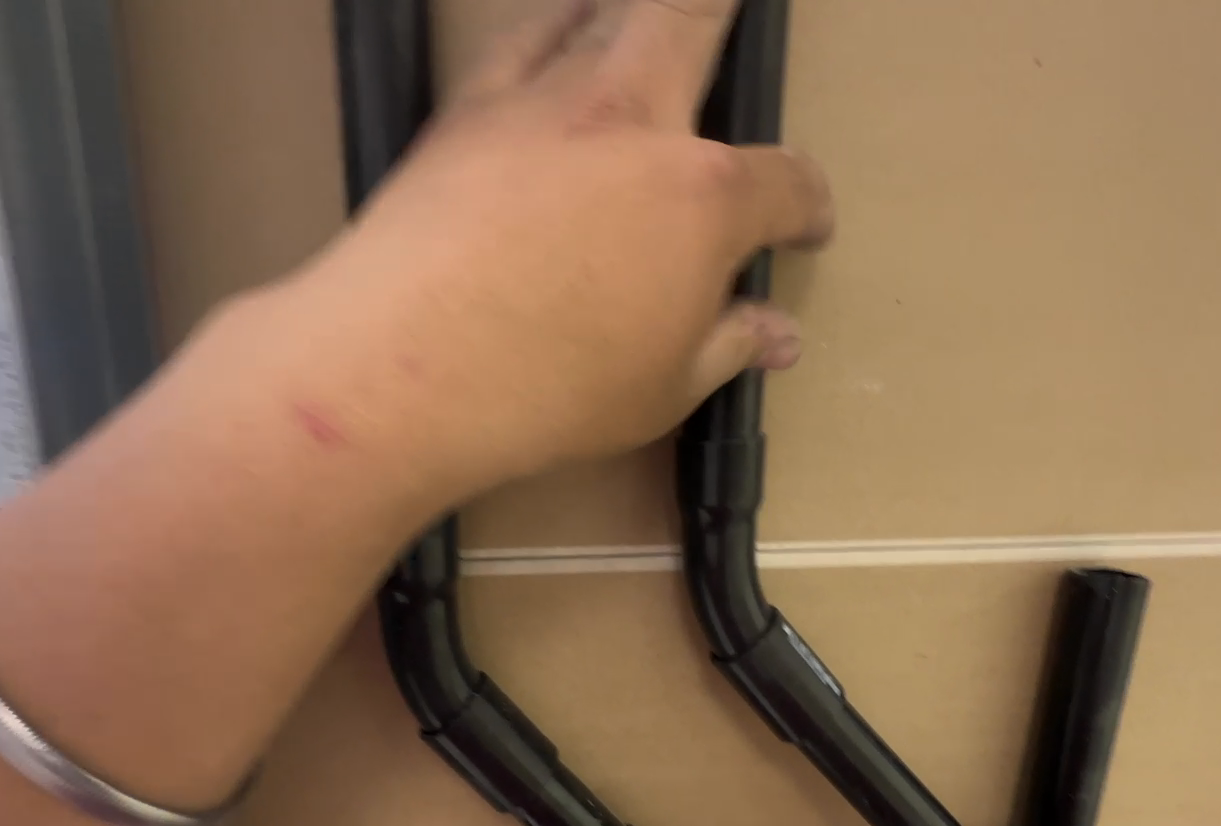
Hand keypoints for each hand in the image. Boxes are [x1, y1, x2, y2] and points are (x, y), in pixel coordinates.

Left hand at [257, 0, 832, 491]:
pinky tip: (551, 49)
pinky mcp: (469, 110)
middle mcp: (635, 124)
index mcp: (705, 201)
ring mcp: (549, 104)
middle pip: (697, 19)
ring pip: (604, 12)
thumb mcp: (664, 391)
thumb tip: (780, 336)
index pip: (787, 183)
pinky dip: (548, 33)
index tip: (807, 226)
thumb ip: (729, 348)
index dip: (808, 205)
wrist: (411, 368)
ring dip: (633, 12)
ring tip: (641, 29)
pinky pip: (520, 41)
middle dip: (727, 14)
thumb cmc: (556, 393)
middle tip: (733, 23)